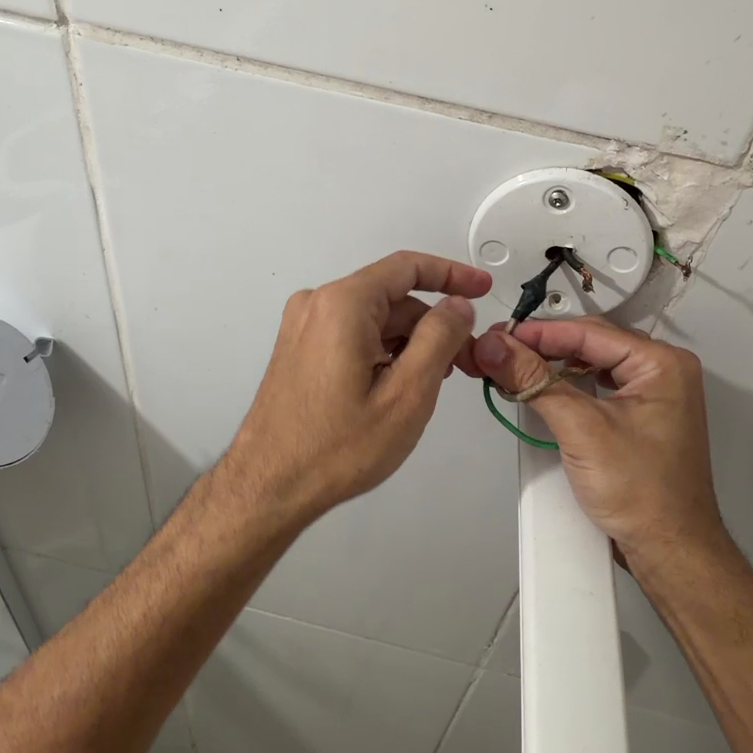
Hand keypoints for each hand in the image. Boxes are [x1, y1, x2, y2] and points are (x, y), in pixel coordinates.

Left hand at [220, 251, 493, 523]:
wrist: (270, 485)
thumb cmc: (335, 448)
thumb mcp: (406, 394)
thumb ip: (439, 338)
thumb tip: (458, 306)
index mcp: (342, 304)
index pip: (408, 267)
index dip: (452, 275)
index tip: (482, 289)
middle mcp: (317, 305)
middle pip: (392, 297)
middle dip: (433, 324)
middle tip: (465, 362)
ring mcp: (303, 328)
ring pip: (374, 319)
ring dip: (408, 342)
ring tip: (431, 384)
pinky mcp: (298, 350)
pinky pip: (352, 335)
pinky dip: (382, 352)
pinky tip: (398, 386)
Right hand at [472, 317, 724, 560]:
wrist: (669, 549)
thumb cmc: (645, 495)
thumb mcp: (581, 429)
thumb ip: (535, 383)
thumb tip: (498, 349)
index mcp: (662, 364)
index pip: (589, 333)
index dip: (539, 333)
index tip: (501, 337)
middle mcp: (662, 374)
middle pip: (590, 345)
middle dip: (543, 348)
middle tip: (501, 351)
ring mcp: (652, 398)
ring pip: (592, 366)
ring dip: (553, 368)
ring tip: (514, 368)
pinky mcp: (638, 420)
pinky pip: (597, 390)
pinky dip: (567, 389)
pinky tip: (542, 393)